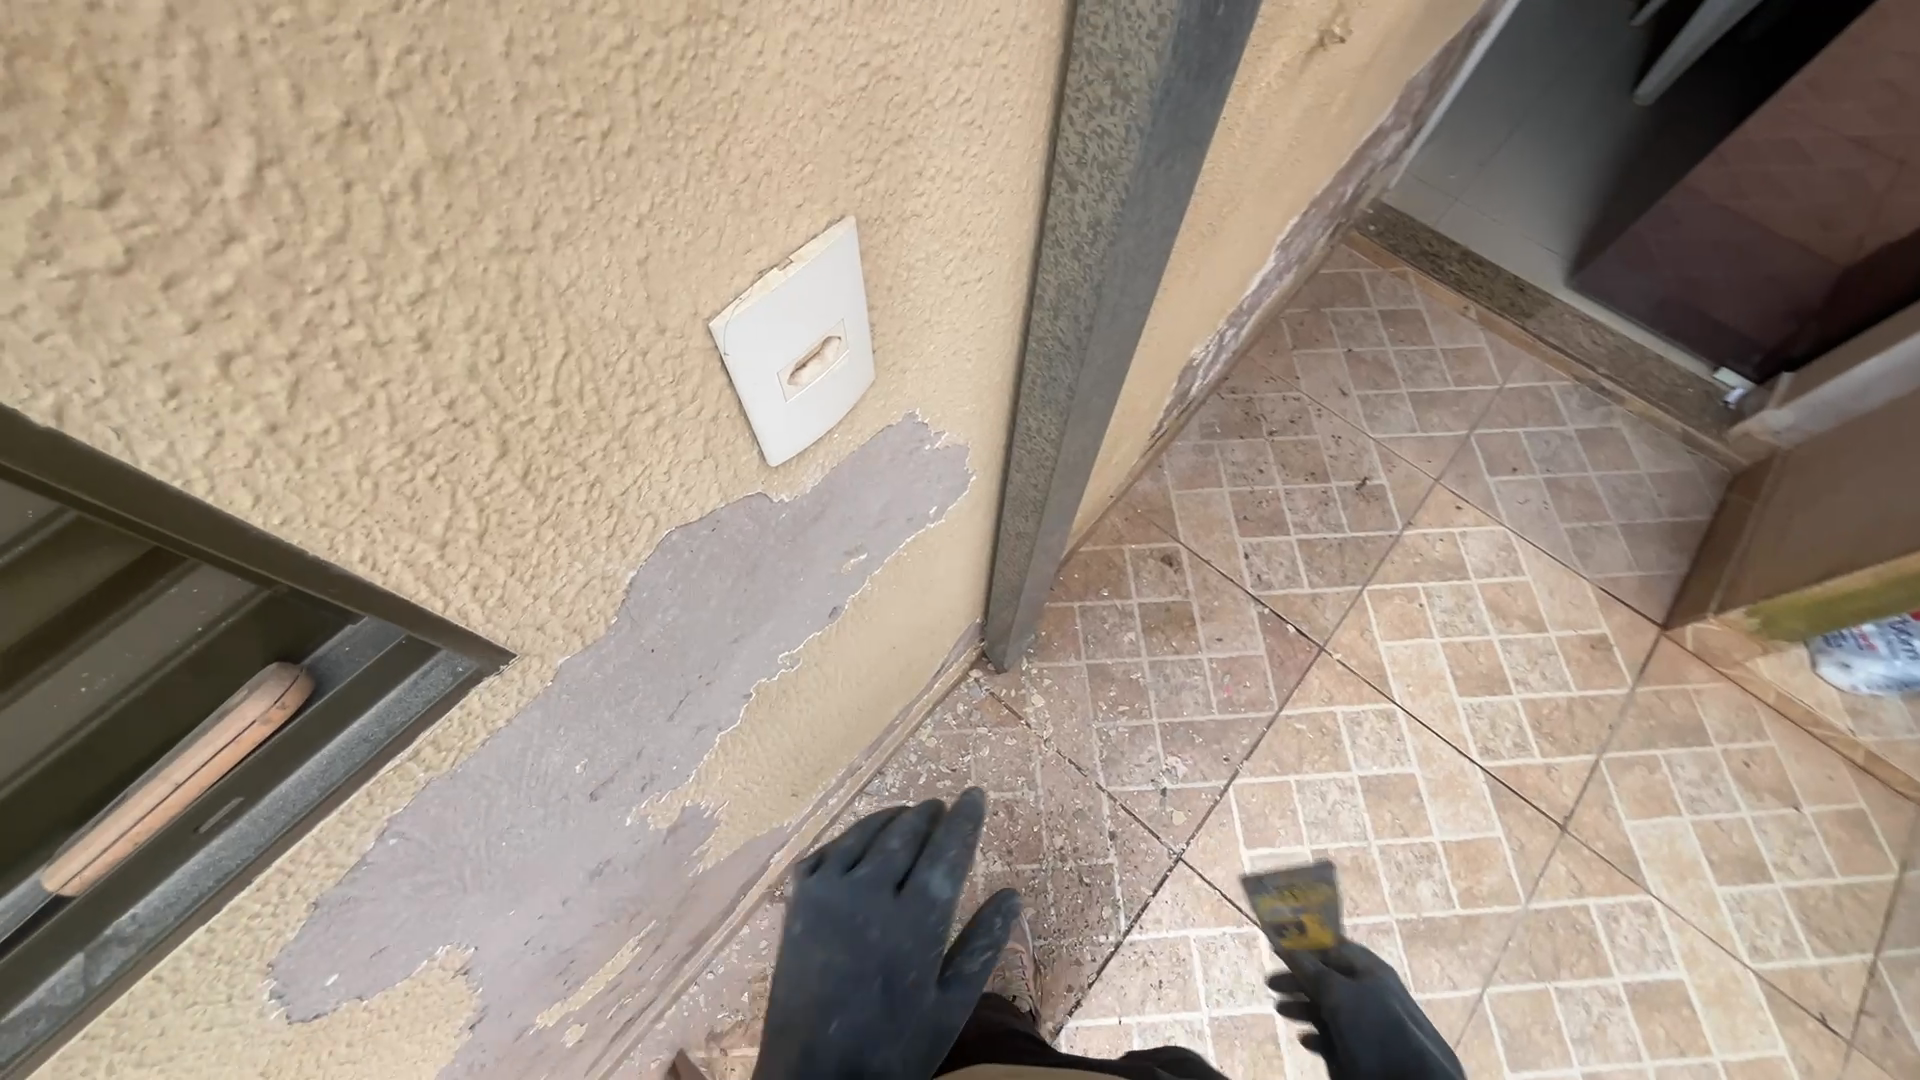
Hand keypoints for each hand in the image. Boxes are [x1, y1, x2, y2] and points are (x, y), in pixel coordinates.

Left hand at [753, 788, 1021, 1079]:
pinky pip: (829, 848)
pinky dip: (851, 835)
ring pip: (868, 833)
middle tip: (941, 805)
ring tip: (908, 813)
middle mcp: (872, 893)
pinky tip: (860, 839)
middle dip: (929, 814)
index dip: (965, 818)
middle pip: (907, 833)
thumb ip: (983, 945)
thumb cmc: (893, 1048)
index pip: (948, 849)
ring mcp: (829, 893)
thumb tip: (1014, 894)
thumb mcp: (950, 1007)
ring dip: (893, 818)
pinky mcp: (799, 901)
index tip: (976, 794)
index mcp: (916, 921)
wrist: (812, 1076)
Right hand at [1269, 940, 1464, 1079]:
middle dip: (1298, 979)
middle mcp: (1369, 992)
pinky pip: (1336, 1036)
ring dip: (1302, 1007)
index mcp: (1370, 971)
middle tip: (1271, 984)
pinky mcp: (1365, 1051)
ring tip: (1280, 1011)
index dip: (1306, 945)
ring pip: (1328, 1007)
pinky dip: (1318, 1035)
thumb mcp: (1338, 994)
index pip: (1334, 947)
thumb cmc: (1374, 1029)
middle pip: (1327, 977)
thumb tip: (1287, 945)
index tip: (1278, 948)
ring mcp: (1368, 1023)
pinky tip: (1305, 1039)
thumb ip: (1311, 970)